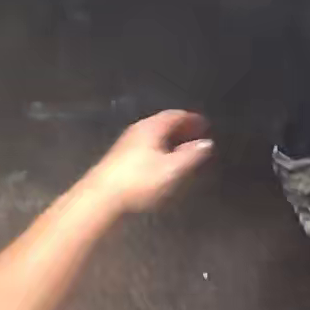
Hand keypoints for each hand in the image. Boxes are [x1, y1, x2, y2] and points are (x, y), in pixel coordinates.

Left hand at [74, 110, 213, 216]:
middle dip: (182, 128)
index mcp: (151, 127)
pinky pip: (147, 143)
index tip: (205, 124)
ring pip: (155, 133)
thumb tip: (207, 143)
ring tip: (184, 148)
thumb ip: (191, 155)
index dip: (191, 118)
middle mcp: (138, 129)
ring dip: (171, 138)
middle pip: (164, 123)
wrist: (102, 194)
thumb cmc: (139, 180)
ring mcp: (127, 141)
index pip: (175, 115)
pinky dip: (161, 146)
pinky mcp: (121, 155)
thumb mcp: (171, 169)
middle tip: (197, 135)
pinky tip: (164, 160)